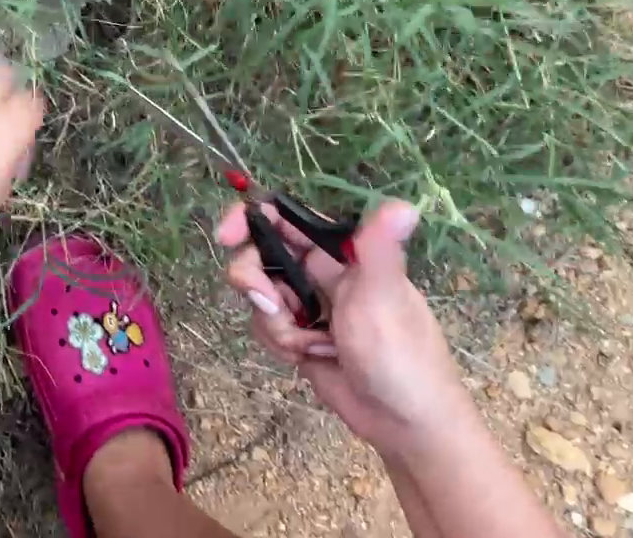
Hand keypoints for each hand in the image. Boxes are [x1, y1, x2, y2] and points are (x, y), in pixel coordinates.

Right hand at [216, 200, 479, 460]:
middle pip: (258, 253)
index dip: (248, 219)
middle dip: (253, 279)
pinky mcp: (297, 332)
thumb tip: (404, 204)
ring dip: (273, 321)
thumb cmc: (401, 357)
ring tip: (308, 345)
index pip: (282, 217)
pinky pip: (263, 323)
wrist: (406, 428)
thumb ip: (379, 248)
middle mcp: (319, 271)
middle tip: (269, 305)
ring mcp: (306, 303)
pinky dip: (278, 341)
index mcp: (340, 253)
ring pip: (256, 291)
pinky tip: (309, 358)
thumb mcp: (384, 297)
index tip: (227, 237)